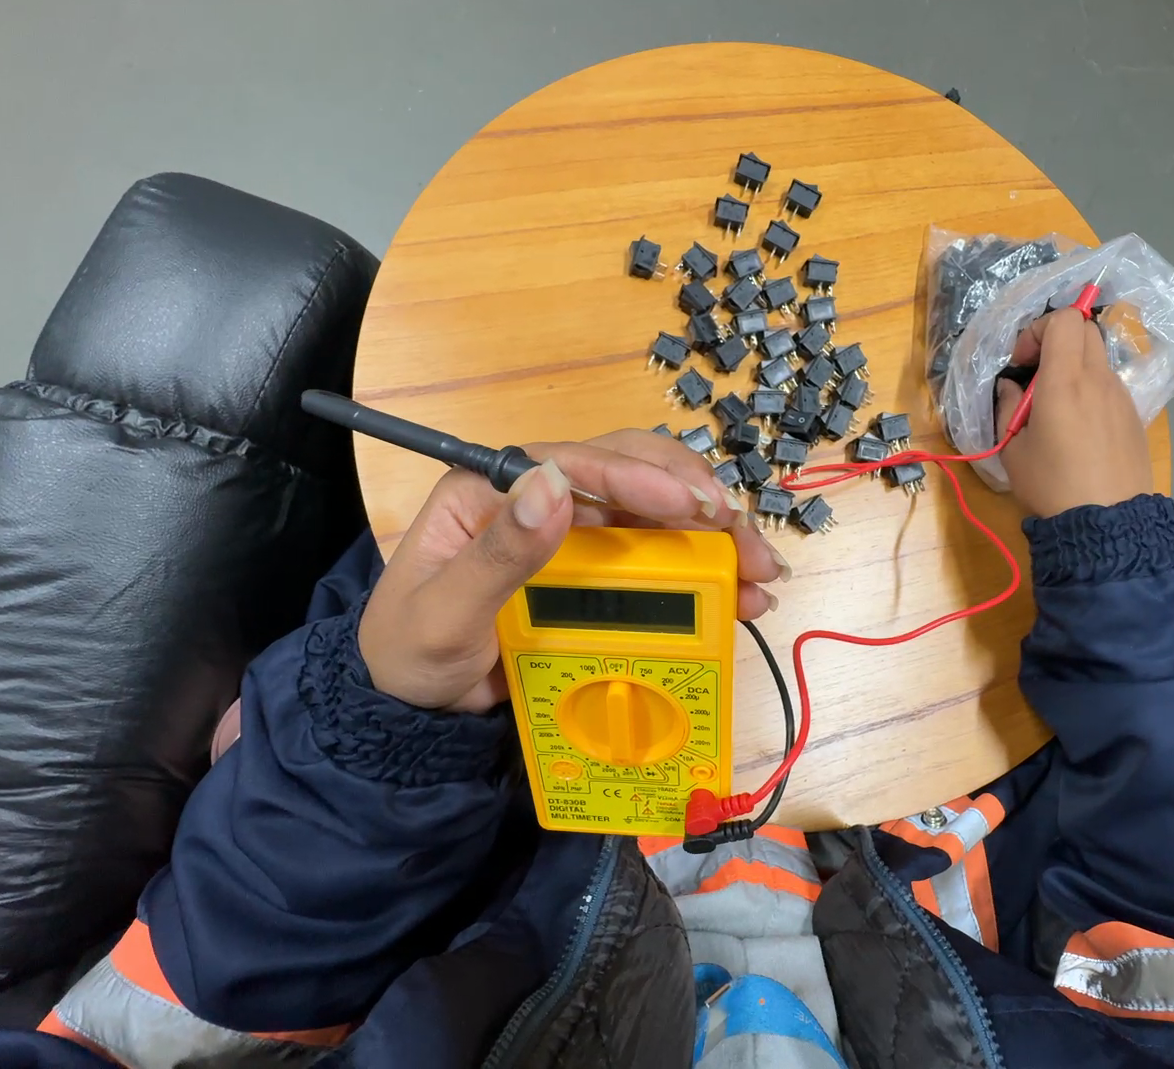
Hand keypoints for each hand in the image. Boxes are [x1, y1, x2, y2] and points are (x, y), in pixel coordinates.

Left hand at [358, 429, 788, 710]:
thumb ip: (497, 554)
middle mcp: (538, 496)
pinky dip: (702, 569)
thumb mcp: (445, 614)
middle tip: (745, 538)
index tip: (696, 506)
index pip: (576, 463)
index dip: (642, 477)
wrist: (415, 710)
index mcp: (491, 487)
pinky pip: (657, 555)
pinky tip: (738, 593)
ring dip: (714, 534)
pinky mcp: (595, 568)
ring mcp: (572, 531)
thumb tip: (553, 483)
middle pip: (630, 471)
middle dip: (696, 497)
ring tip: (760, 571)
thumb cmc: (412, 658)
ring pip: (656, 510)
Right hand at [994, 307, 1153, 517]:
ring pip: (1097, 358)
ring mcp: (1121, 396)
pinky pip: (1108, 386)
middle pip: (1084, 330)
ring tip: (1053, 409)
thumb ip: (1007, 409)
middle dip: (1054, 342)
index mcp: (1064, 381)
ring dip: (1071, 368)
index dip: (1037, 330)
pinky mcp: (1133, 415)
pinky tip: (1077, 429)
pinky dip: (1088, 390)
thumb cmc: (1051, 484)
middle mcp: (1097, 379)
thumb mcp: (1012, 450)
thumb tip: (1011, 389)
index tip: (1021, 363)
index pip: (1064, 320)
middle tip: (1034, 376)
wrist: (1107, 521)